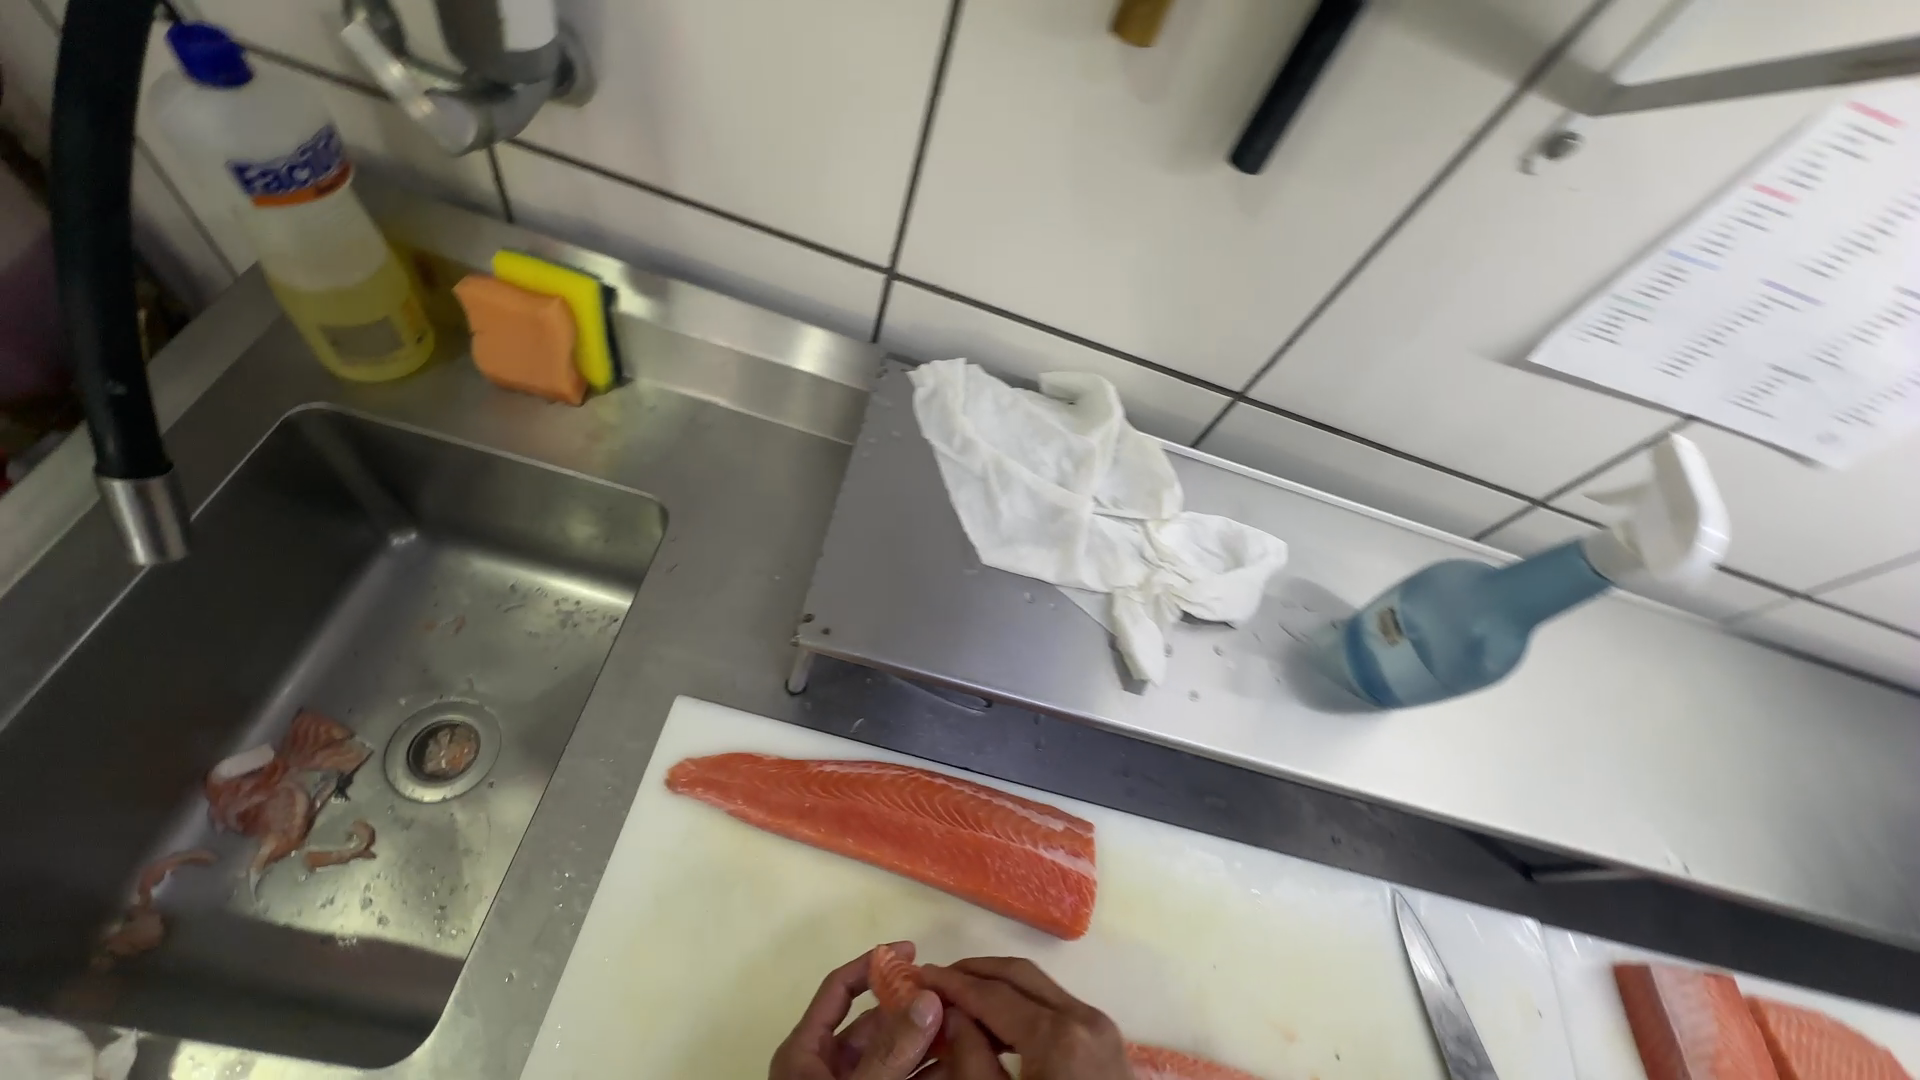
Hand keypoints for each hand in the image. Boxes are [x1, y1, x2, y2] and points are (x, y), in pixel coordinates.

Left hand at [770, 943, 943, 1079]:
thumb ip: (888, 1050)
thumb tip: (928, 999)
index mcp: (804, 1051)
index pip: (838, 988)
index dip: (872, 965)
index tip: (911, 950)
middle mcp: (826, 1066)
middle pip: (872, 1022)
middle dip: (910, 1006)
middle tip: (946, 992)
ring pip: (891, 1054)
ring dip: (923, 1038)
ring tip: (959, 1020)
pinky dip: (926, 1071)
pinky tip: (955, 1061)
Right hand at [919, 958, 1131, 1079]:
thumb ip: (972, 1060)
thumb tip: (951, 1014)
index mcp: (1057, 1036)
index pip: (993, 994)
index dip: (953, 983)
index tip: (921, 974)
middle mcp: (1083, 1017)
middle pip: (1019, 975)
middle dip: (976, 972)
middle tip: (939, 978)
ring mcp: (1100, 1026)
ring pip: (1039, 986)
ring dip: (999, 986)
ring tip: (961, 999)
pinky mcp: (1106, 1040)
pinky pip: (1057, 1007)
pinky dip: (1023, 1005)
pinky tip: (997, 1024)